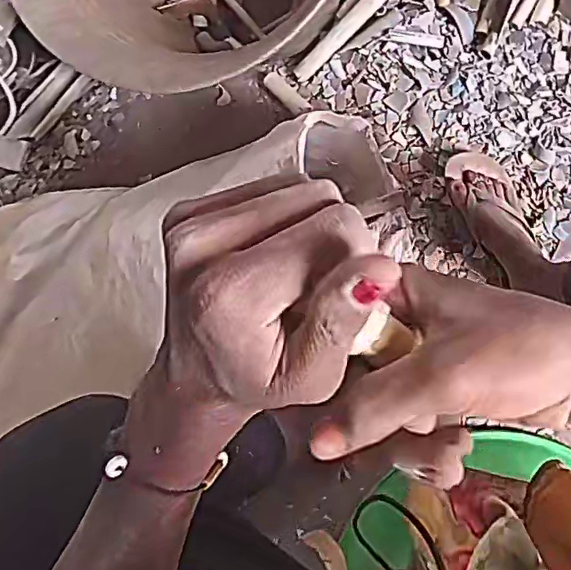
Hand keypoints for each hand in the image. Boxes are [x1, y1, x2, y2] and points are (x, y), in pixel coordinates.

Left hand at [126, 175, 402, 488]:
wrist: (197, 376)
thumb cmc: (253, 382)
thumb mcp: (313, 379)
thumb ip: (344, 320)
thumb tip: (379, 267)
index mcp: (229, 290)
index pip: (334, 228)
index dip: (358, 258)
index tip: (347, 295)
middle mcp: (200, 244)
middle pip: (319, 198)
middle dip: (338, 240)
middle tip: (321, 288)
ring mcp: (191, 222)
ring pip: (300, 187)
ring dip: (315, 226)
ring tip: (299, 275)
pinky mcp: (192, 209)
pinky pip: (274, 187)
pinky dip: (290, 218)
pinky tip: (280, 258)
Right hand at [308, 265, 570, 461]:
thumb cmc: (521, 350)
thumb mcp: (441, 375)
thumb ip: (374, 406)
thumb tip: (316, 441)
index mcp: (392, 291)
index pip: (332, 327)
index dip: (327, 371)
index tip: (329, 408)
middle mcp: (399, 324)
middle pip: (353, 382)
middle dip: (385, 422)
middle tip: (419, 430)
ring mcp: (418, 362)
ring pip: (381, 414)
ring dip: (412, 446)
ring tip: (451, 452)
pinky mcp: (438, 395)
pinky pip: (408, 429)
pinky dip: (429, 451)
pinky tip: (457, 454)